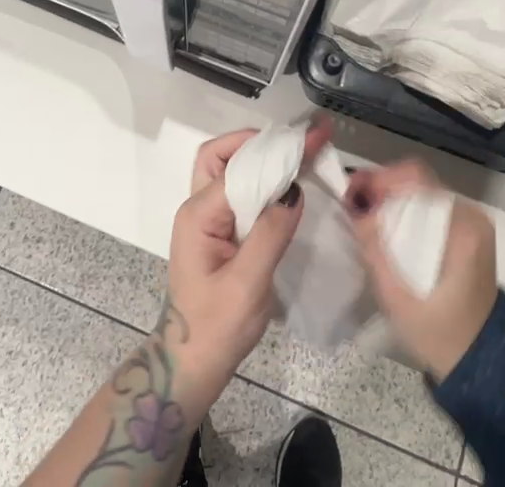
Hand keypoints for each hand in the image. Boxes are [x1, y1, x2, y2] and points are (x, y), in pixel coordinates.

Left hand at [161, 121, 335, 393]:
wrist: (194, 363)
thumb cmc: (217, 327)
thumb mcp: (248, 284)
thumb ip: (270, 234)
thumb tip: (294, 189)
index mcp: (199, 215)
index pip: (236, 167)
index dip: (273, 152)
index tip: (309, 141)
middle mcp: (198, 209)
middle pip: (221, 156)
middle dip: (259, 143)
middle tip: (300, 144)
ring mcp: (207, 220)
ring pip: (228, 172)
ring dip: (261, 160)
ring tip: (299, 157)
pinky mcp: (219, 233)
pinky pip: (238, 194)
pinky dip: (262, 183)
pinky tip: (288, 189)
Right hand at [346, 160, 497, 378]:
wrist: (478, 363)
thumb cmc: (438, 332)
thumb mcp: (397, 294)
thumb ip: (375, 246)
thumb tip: (355, 206)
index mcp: (461, 225)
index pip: (415, 177)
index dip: (379, 179)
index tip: (352, 195)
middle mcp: (470, 215)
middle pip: (416, 183)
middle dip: (380, 190)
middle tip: (352, 208)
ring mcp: (470, 224)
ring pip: (420, 195)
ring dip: (390, 202)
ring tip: (364, 219)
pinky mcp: (466, 235)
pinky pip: (428, 210)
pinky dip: (404, 214)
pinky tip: (386, 232)